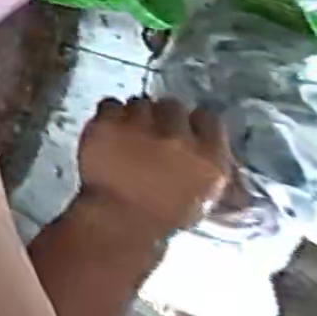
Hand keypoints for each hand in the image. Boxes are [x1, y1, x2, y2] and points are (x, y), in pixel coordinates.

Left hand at [77, 97, 229, 235]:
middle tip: (156, 126)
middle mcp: (175, 136)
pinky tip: (111, 125)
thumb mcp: (205, 192)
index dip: (196, 119)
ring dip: (137, 112)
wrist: (121, 214)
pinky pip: (110, 103)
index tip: (187, 125)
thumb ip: (208, 164)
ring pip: (139, 101)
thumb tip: (208, 146)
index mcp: (207, 156)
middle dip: (165, 114)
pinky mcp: (106, 121)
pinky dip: (111, 112)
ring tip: (131, 128)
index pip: (210, 118)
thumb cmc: (166, 212)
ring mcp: (138, 125)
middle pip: (172, 104)